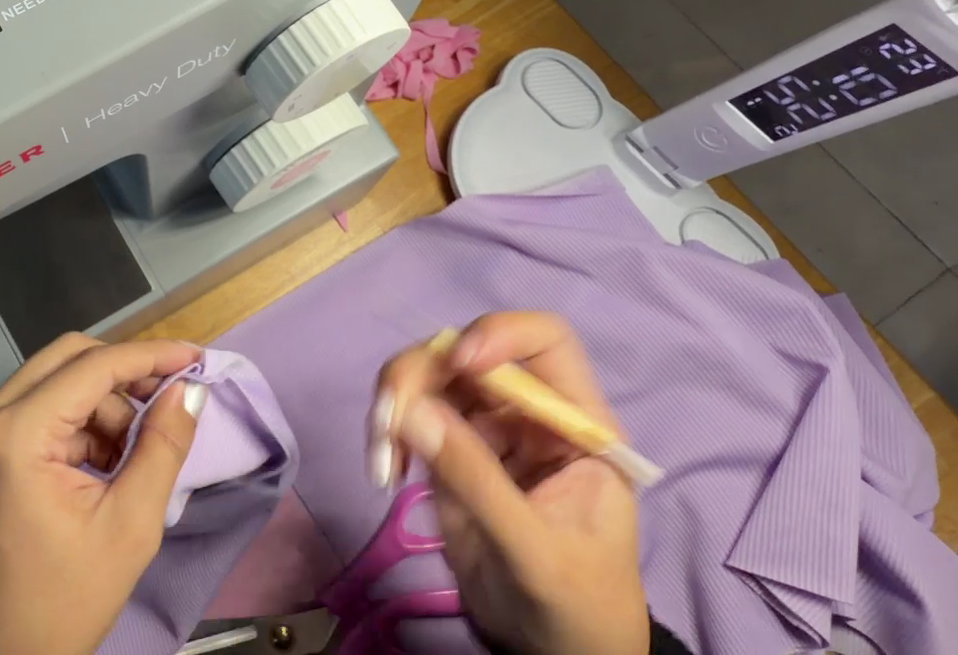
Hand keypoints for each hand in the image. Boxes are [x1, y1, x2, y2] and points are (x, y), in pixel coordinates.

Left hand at [0, 334, 206, 654]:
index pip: (92, 366)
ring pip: (57, 380)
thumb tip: (189, 389)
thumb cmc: (65, 601)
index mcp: (15, 432)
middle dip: (126, 375)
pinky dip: (82, 423)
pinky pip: (42, 408)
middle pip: (69, 359)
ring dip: (104, 404)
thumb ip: (163, 446)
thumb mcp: (130, 525)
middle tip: (171, 399)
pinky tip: (108, 463)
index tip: (196, 358)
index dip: (149, 356)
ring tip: (136, 454)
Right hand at [371, 312, 647, 654]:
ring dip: (393, 402)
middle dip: (420, 374)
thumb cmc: (575, 604)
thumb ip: (478, 479)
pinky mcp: (447, 447)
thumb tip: (412, 410)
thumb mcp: (535, 550)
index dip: (500, 334)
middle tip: (387, 420)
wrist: (552, 654)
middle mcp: (526, 411)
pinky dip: (386, 431)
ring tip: (382, 458)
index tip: (460, 364)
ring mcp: (483, 427)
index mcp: (576, 423)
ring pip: (428, 377)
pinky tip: (384, 471)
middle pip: (465, 351)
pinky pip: (408, 413)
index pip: (544, 342)